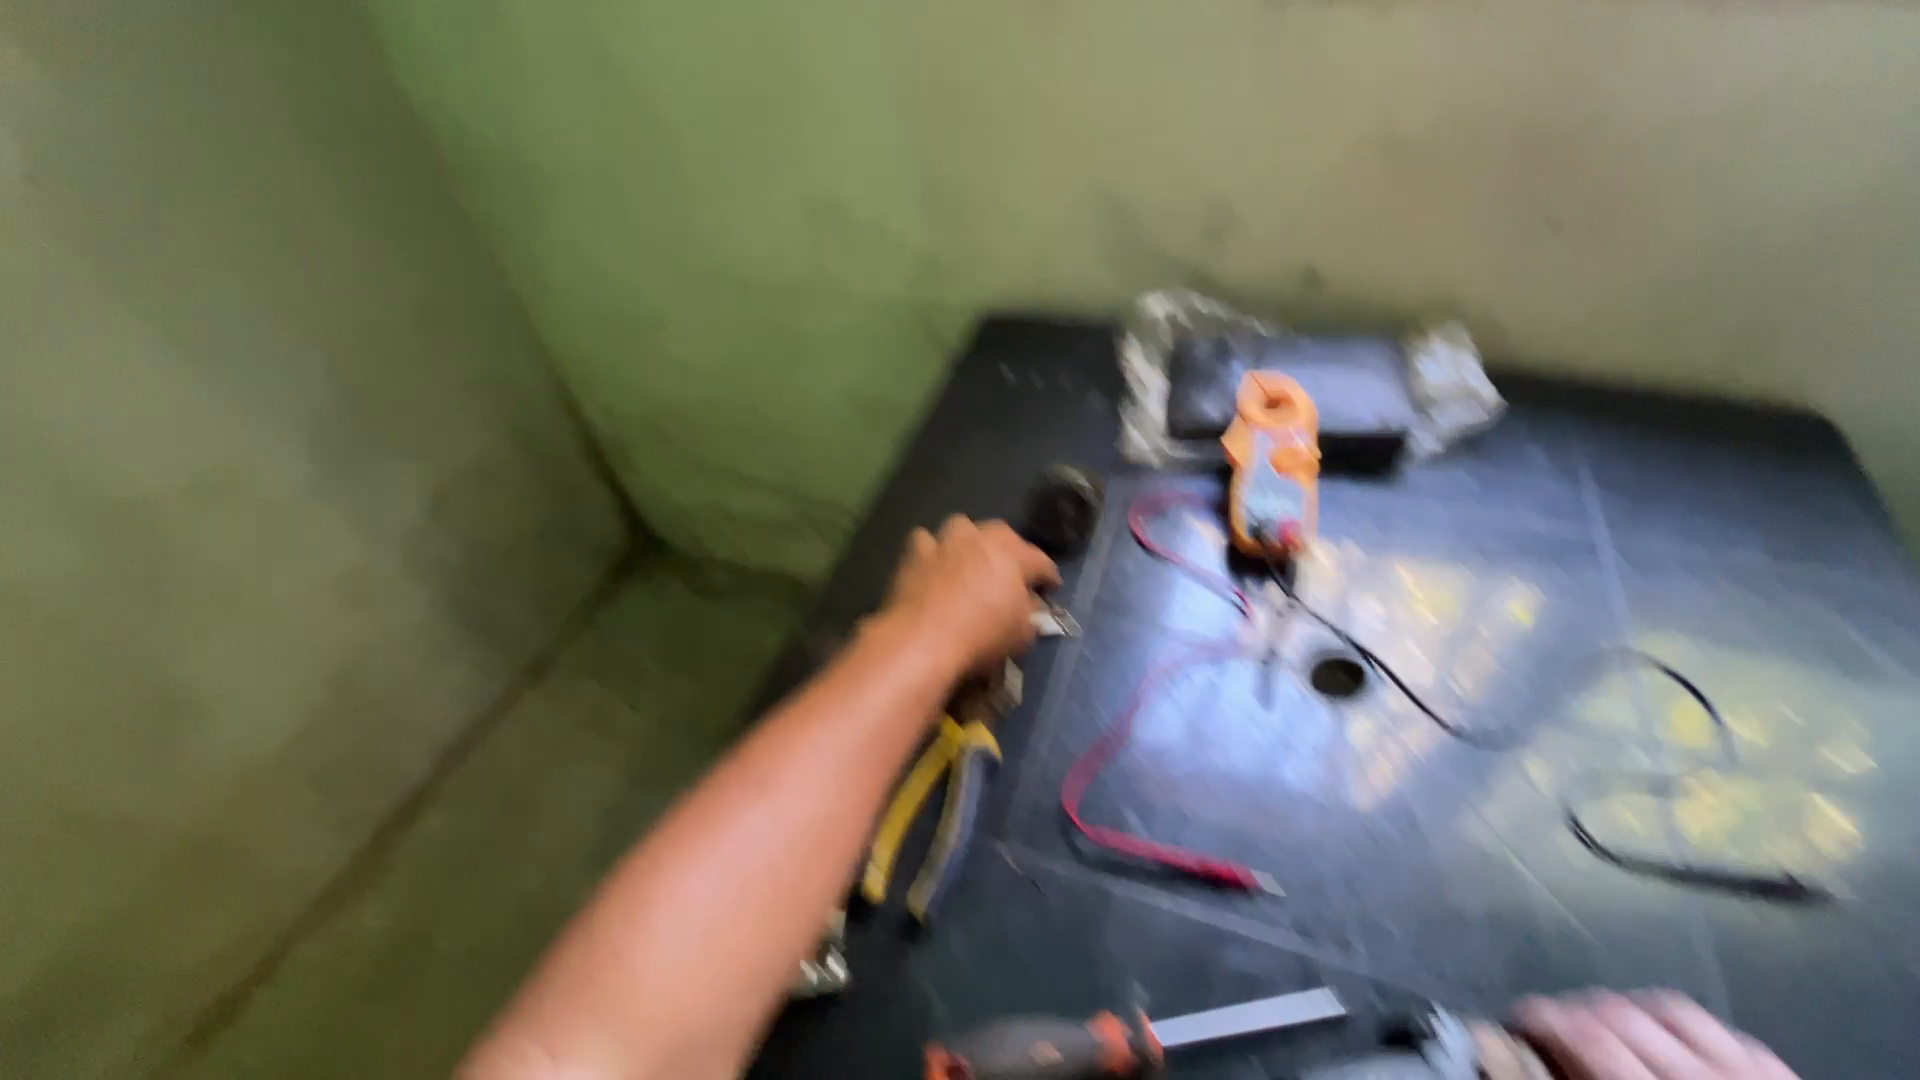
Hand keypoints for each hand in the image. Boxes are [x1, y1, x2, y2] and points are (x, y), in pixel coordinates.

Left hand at [881, 516, 1060, 674]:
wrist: (923, 638)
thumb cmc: (981, 636)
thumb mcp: (1021, 635)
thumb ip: (1031, 615)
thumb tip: (1031, 608)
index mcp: (1013, 556)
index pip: (1040, 561)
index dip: (1048, 575)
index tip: (1051, 588)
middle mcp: (981, 539)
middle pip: (1002, 534)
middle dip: (1010, 549)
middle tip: (1011, 570)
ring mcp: (946, 542)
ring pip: (962, 526)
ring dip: (970, 540)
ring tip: (970, 558)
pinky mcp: (915, 553)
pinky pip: (926, 541)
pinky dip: (932, 550)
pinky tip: (934, 564)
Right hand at [1514, 990, 1797, 1079]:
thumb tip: (1514, 1050)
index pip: (1584, 1034)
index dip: (1539, 1017)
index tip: (1516, 1020)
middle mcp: (1703, 1077)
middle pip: (1617, 1013)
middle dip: (1574, 1011)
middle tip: (1554, 1029)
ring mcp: (1747, 1073)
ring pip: (1667, 1007)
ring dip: (1625, 1010)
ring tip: (1607, 1027)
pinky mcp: (1778, 1074)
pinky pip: (1722, 1028)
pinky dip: (1682, 1025)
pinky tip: (1669, 1041)